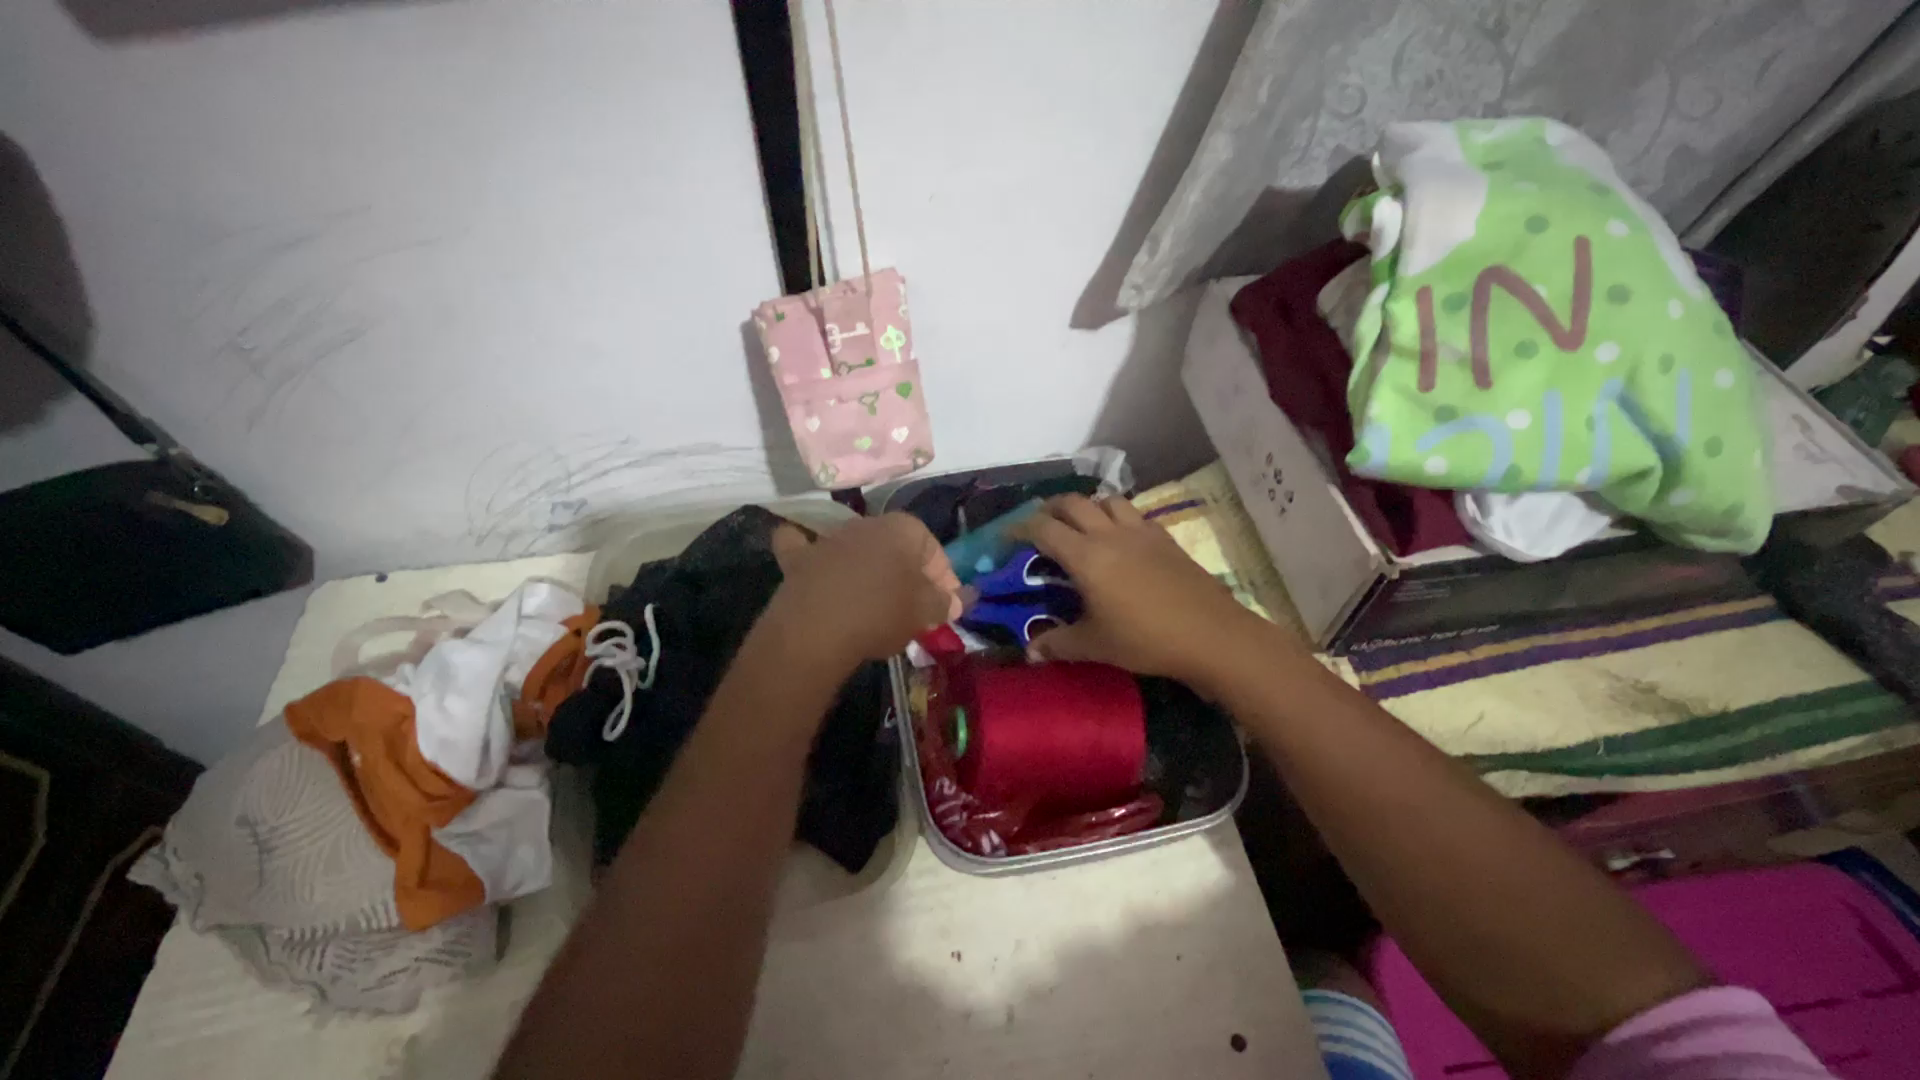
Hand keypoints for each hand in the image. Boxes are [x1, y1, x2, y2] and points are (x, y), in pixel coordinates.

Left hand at [767, 512, 961, 666]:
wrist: (816, 630)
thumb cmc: (881, 614)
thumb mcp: (924, 613)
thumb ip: (944, 602)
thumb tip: (956, 600)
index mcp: (901, 528)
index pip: (933, 549)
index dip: (945, 579)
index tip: (945, 607)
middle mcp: (865, 523)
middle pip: (895, 548)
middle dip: (908, 574)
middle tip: (915, 608)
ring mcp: (829, 539)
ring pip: (856, 547)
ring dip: (868, 568)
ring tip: (875, 602)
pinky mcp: (798, 559)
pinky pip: (805, 547)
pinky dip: (811, 552)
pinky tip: (816, 562)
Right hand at [1014, 494, 1278, 685]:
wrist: (1210, 634)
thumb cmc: (1145, 639)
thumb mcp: (1095, 646)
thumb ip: (1058, 644)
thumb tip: (1030, 652)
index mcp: (1086, 556)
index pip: (1044, 528)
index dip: (1020, 527)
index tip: (1007, 535)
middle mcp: (1110, 534)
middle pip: (1073, 502)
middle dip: (1050, 508)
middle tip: (1040, 524)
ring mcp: (1141, 532)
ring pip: (1107, 500)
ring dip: (1087, 505)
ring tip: (1080, 524)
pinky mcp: (1165, 538)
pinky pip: (1133, 514)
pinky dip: (1117, 516)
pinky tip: (1119, 538)